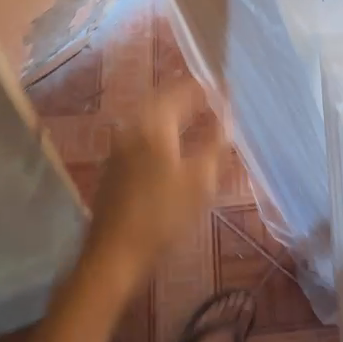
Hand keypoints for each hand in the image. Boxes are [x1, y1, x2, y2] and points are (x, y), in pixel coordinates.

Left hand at [81, 79, 222, 284]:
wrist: (114, 254)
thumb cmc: (162, 216)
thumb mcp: (200, 182)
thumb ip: (216, 145)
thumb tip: (228, 119)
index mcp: (154, 124)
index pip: (181, 90)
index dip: (205, 87)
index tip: (225, 88)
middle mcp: (133, 127)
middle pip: (162, 100)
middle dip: (188, 97)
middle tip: (212, 99)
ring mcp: (119, 146)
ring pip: (150, 117)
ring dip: (174, 113)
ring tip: (198, 118)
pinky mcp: (114, 165)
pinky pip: (142, 134)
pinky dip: (162, 130)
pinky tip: (175, 145)